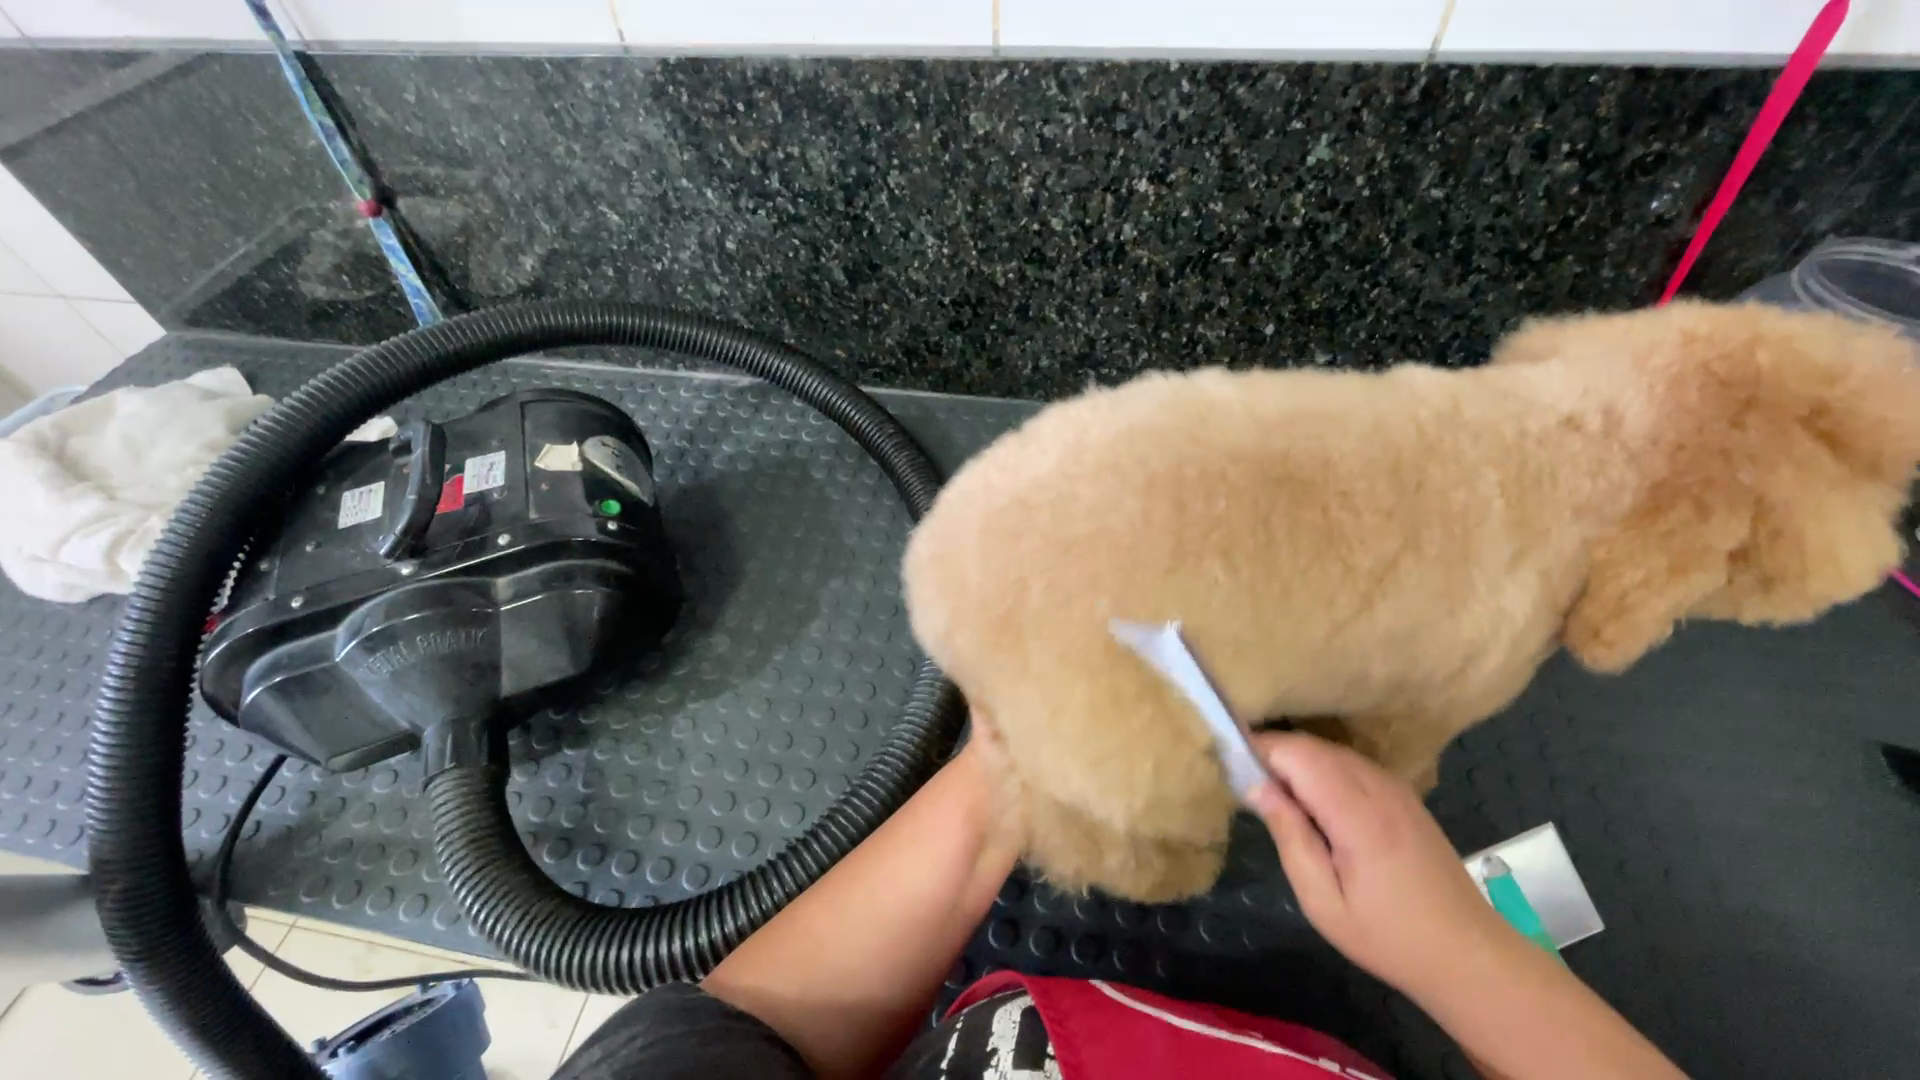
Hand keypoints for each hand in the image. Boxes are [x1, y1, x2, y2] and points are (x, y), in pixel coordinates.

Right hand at [1245, 733, 1511, 1000]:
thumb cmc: (1388, 936)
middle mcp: (1379, 788)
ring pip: (1332, 751)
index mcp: (1358, 814)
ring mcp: (1396, 789)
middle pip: (1312, 746)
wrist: (1469, 955)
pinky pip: (1352, 765)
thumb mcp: (1323, 901)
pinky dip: (1322, 769)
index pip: (1298, 754)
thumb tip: (1258, 787)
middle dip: (1273, 754)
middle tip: (1244, 784)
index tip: (1229, 765)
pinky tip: (1313, 803)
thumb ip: (1290, 838)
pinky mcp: (1404, 796)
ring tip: (1273, 795)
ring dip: (1297, 761)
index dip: (1259, 750)